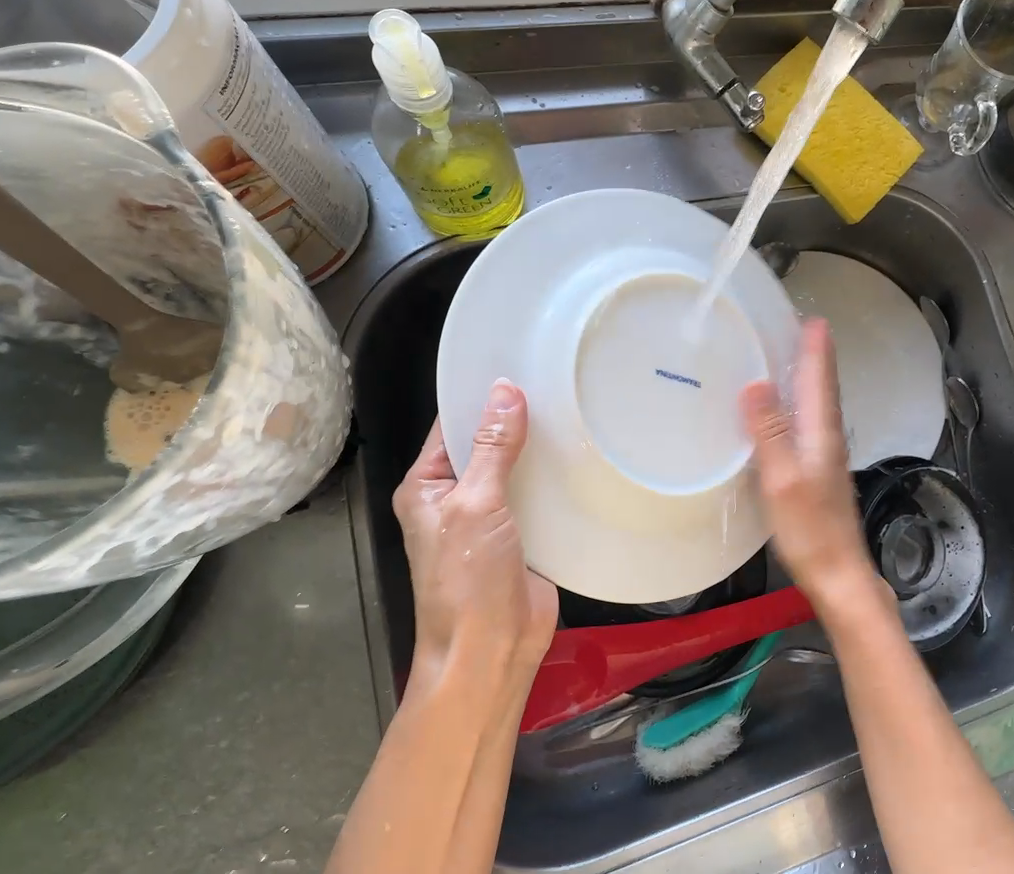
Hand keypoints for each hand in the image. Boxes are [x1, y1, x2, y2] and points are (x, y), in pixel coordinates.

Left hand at [393, 381, 558, 710]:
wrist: (492, 649)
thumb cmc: (466, 578)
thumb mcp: (475, 504)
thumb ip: (492, 447)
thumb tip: (505, 389)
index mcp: (427, 487)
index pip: (452, 427)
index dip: (481, 397)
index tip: (518, 363)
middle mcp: (457, 497)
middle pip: (489, 446)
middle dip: (519, 419)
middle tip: (560, 380)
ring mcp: (493, 518)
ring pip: (518, 470)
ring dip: (542, 448)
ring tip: (579, 407)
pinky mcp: (526, 536)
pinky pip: (541, 496)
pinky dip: (559, 477)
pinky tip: (586, 453)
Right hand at [741, 320, 878, 600]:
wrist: (839, 575)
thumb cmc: (811, 530)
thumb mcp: (783, 479)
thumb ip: (770, 432)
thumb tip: (756, 382)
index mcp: (823, 432)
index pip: (821, 377)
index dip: (816, 346)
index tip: (810, 315)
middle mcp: (829, 437)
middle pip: (823, 386)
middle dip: (812, 355)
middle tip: (793, 327)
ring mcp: (827, 456)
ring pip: (817, 405)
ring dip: (807, 378)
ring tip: (787, 357)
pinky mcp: (819, 473)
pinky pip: (809, 425)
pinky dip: (799, 406)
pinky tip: (783, 412)